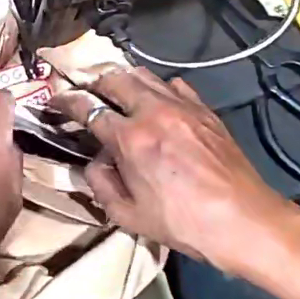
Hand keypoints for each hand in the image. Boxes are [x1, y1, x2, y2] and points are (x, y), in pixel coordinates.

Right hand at [49, 68, 299, 276]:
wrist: (243, 220)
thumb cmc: (182, 222)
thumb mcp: (127, 214)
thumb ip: (101, 184)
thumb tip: (96, 163)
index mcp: (130, 138)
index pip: (88, 108)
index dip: (66, 102)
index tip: (56, 102)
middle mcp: (154, 112)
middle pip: (115, 78)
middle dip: (95, 82)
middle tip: (87, 93)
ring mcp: (183, 107)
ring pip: (145, 75)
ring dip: (125, 80)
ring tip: (117, 93)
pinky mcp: (205, 111)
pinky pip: (175, 85)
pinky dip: (158, 88)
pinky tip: (157, 102)